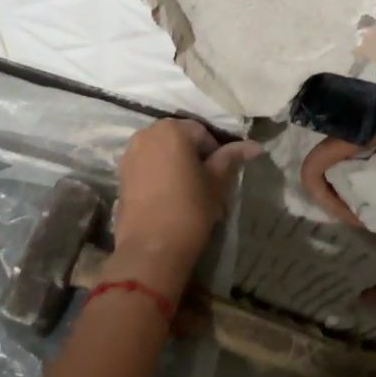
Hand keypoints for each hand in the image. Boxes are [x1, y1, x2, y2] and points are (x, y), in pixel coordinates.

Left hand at [107, 120, 261, 296]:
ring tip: (186, 189)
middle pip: (178, 138)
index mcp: (172, 129)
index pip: (202, 132)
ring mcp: (130, 153)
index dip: (215, 152)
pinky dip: (157, 173)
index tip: (219, 176)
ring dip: (174, 162)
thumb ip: (231, 158)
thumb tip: (254, 146)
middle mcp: (147, 133)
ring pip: (160, 151)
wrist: (151, 247)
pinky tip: (167, 195)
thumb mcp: (216, 182)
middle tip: (205, 182)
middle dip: (193, 155)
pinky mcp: (120, 173)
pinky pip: (145, 164)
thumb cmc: (190, 209)